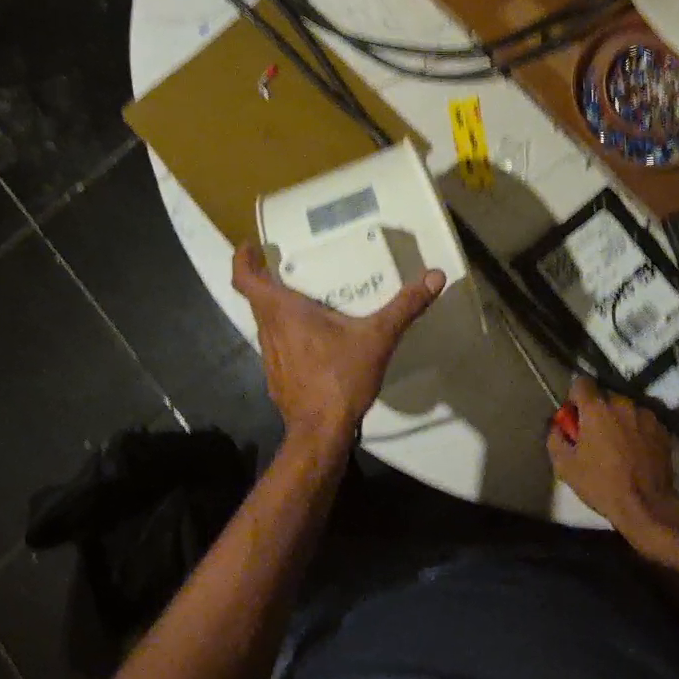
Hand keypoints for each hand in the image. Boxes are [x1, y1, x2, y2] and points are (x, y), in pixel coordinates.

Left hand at [232, 244, 445, 453]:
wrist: (320, 433)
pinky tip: (313, 338)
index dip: (242, 260)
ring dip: (277, 307)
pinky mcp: (277, 378)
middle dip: (266, 279)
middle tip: (287, 263)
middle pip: (257, 298)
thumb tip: (436, 276)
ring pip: (266, 323)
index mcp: (283, 312)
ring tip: (304, 296)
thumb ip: (405, 306)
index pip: (245, 279)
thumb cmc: (340, 378)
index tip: (250, 245)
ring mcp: (270, 358)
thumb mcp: (378, 338)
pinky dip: (287, 333)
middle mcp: (269, 330)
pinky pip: (277, 345)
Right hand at [548, 377, 678, 538]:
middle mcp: (622, 403)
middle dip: (598, 411)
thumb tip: (558, 425)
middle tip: (597, 437)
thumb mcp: (565, 466)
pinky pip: (643, 421)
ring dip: (619, 420)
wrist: (646, 505)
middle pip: (605, 397)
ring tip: (619, 446)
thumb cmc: (601, 484)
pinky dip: (637, 430)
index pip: (581, 382)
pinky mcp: (662, 428)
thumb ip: (555, 438)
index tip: (576, 417)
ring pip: (626, 409)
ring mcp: (645, 414)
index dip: (576, 398)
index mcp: (596, 408)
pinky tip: (637, 452)